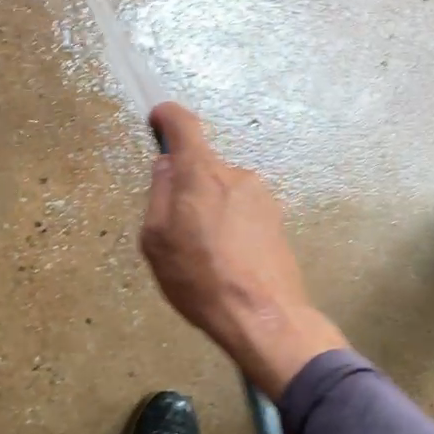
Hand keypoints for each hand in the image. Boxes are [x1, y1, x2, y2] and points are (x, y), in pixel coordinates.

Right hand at [141, 103, 349, 397]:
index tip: (158, 119)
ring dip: (210, 208)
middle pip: (203, 167)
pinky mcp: (277, 220)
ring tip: (203, 253)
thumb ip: (159, 193)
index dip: (168, 116)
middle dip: (186, 186)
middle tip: (176, 229)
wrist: (264, 317)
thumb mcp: (156, 239)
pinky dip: (229, 225)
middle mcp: (236, 174)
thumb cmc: (199, 277)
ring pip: (223, 191)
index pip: (185, 125)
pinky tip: (227, 261)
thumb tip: (166, 164)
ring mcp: (262, 196)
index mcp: (202, 174)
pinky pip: (242, 211)